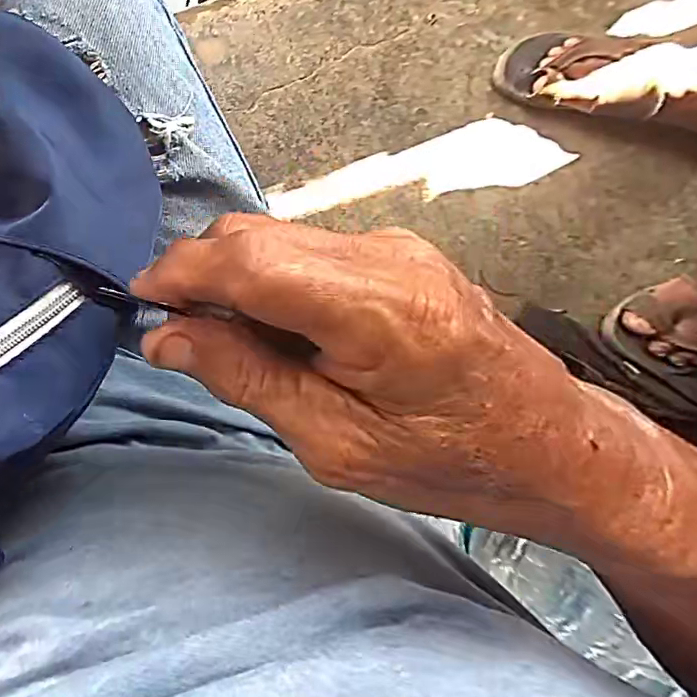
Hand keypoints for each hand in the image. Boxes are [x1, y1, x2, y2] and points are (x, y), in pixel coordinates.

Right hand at [132, 215, 623, 530]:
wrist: (558, 443)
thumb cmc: (451, 462)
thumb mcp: (335, 445)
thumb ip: (245, 378)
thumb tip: (165, 337)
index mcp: (379, 311)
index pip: (251, 262)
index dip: (181, 272)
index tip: (138, 297)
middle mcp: (383, 255)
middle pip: (253, 235)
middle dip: (197, 272)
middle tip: (175, 327)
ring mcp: (390, 242)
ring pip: (271, 234)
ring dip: (228, 274)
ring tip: (226, 334)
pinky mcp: (390, 246)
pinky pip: (300, 245)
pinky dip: (264, 275)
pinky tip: (274, 324)